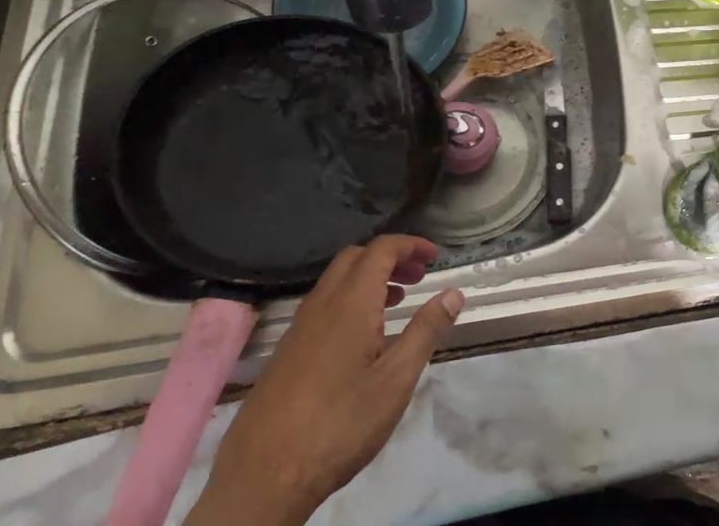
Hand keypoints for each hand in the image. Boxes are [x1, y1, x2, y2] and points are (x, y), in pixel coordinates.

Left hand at [187, 236, 464, 525]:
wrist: (264, 474)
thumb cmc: (340, 424)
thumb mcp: (396, 380)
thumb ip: (425, 331)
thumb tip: (453, 292)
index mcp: (350, 304)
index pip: (380, 250)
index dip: (409, 245)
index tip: (434, 255)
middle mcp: (320, 306)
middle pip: (354, 258)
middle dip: (389, 257)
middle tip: (418, 277)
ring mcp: (298, 329)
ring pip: (335, 282)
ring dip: (368, 279)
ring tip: (398, 302)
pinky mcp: (286, 353)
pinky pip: (322, 307)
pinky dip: (350, 301)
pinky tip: (363, 338)